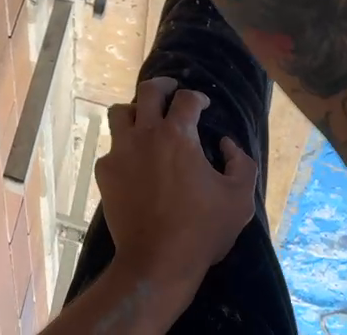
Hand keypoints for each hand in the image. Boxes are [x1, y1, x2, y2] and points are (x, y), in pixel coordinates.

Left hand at [95, 77, 259, 292]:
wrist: (157, 260)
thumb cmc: (202, 230)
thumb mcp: (239, 199)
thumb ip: (241, 164)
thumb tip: (226, 142)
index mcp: (177, 135)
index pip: (186, 100)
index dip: (197, 97)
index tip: (202, 103)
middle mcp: (144, 133)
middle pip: (148, 92)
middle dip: (162, 85)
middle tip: (170, 88)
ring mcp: (120, 150)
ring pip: (120, 113)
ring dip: (135, 110)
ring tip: (145, 118)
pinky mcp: (105, 170)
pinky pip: (113, 148)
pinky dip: (125, 148)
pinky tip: (135, 162)